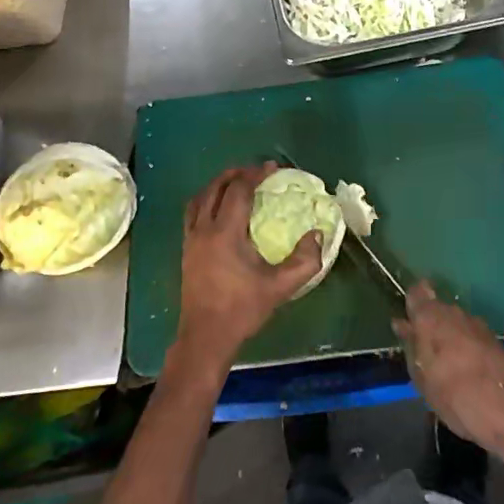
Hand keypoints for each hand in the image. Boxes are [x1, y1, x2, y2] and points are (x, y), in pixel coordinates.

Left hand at [176, 163, 323, 368]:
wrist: (206, 336)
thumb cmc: (242, 309)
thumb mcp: (281, 287)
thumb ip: (305, 260)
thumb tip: (318, 234)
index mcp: (225, 233)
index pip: (238, 191)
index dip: (255, 175)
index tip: (272, 168)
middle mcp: (204, 229)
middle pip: (215, 187)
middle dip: (235, 174)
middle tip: (255, 171)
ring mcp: (190, 239)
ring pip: (200, 198)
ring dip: (218, 185)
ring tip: (236, 183)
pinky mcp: (186, 250)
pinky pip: (192, 212)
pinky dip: (206, 200)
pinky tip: (219, 209)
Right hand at [393, 282, 503, 456]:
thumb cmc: (455, 397)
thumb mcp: (421, 377)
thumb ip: (411, 345)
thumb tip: (402, 323)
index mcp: (431, 318)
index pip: (417, 291)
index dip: (412, 303)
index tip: (408, 321)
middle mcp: (455, 313)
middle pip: (438, 308)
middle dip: (430, 324)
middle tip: (424, 351)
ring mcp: (478, 325)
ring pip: (456, 322)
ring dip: (450, 336)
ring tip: (447, 365)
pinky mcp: (496, 339)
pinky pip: (472, 336)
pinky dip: (467, 346)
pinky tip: (468, 371)